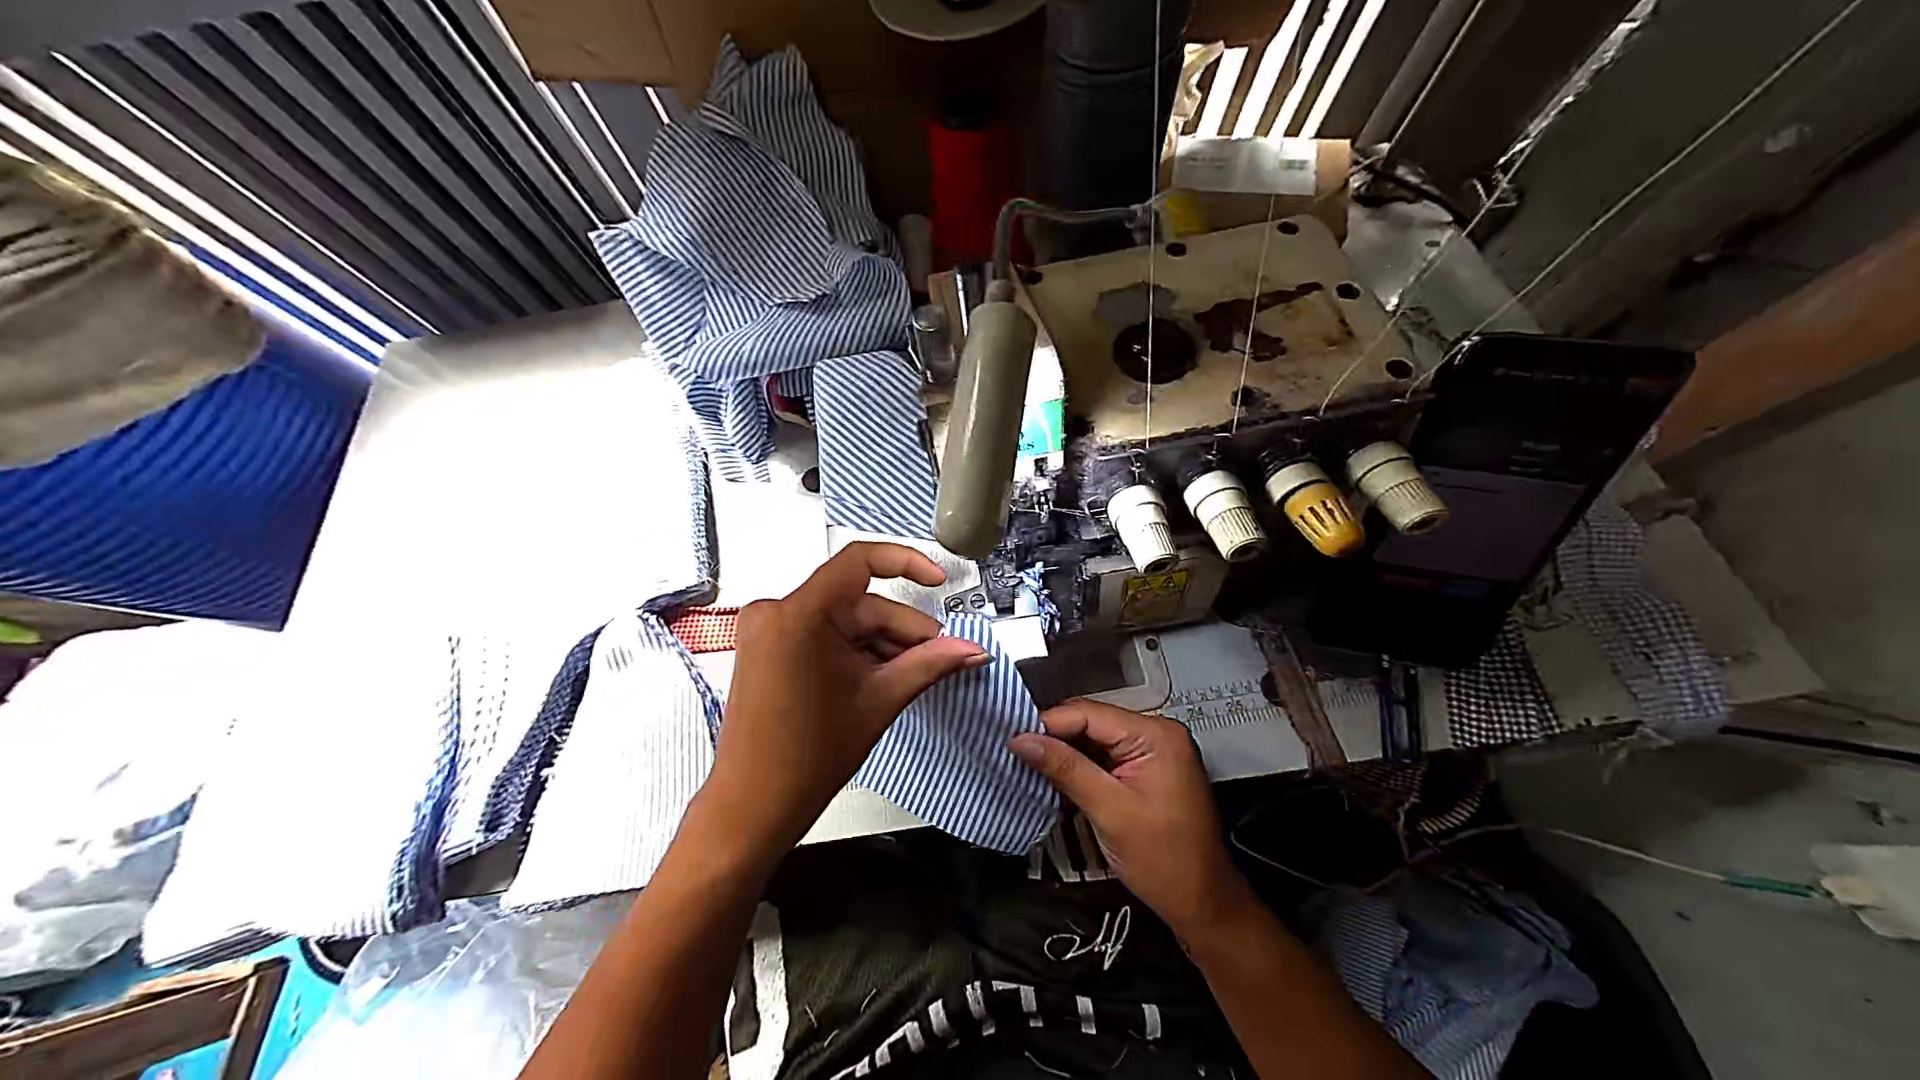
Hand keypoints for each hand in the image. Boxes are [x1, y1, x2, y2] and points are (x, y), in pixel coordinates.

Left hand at [702, 542, 990, 862]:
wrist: (755, 802)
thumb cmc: (798, 762)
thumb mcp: (879, 701)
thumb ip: (930, 664)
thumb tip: (965, 648)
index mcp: (798, 617)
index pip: (860, 561)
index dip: (907, 562)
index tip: (935, 576)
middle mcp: (775, 614)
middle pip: (859, 602)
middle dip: (902, 630)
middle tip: (938, 655)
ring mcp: (769, 629)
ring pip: (845, 620)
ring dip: (881, 644)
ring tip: (909, 675)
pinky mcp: (770, 645)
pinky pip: (825, 632)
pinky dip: (855, 650)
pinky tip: (880, 675)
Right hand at [1010, 700, 1250, 934]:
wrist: (1204, 904)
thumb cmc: (1163, 859)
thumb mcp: (1109, 811)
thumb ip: (1065, 769)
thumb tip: (1019, 740)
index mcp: (1155, 734)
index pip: (1088, 714)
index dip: (1047, 724)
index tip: (1011, 739)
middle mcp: (1155, 733)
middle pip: (1090, 724)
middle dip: (1053, 739)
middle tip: (1014, 754)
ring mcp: (1151, 752)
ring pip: (1093, 741)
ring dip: (1063, 756)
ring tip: (1026, 766)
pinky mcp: (1145, 771)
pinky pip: (1103, 758)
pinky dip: (1079, 770)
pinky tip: (1054, 782)